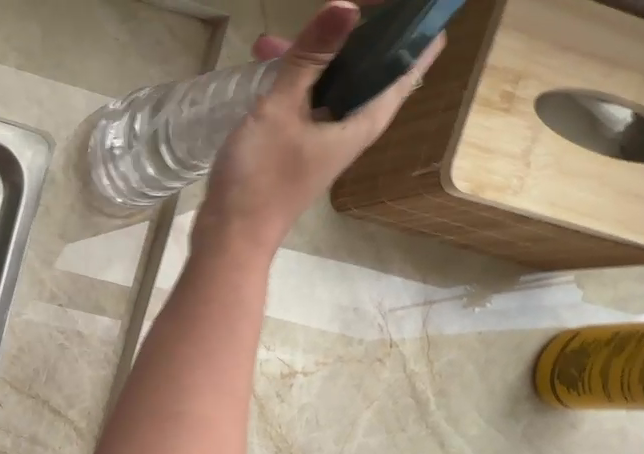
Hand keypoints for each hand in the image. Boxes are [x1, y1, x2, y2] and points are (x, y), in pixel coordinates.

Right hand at [199, 0, 444, 256]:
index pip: (414, 53)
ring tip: (275, 44)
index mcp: (369, 114)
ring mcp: (325, 141)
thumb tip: (344, 6)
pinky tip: (265, 78)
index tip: (376, 3)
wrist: (229, 240)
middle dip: (351, 36)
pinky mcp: (297, 153)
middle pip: (372, 66)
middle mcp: (356, 125)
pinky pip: (308, 106)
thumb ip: (309, 59)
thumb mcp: (279, 112)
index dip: (405, 21)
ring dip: (314, 61)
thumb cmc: (258, 180)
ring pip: (334, 86)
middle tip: (323, 15)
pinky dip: (294, 86)